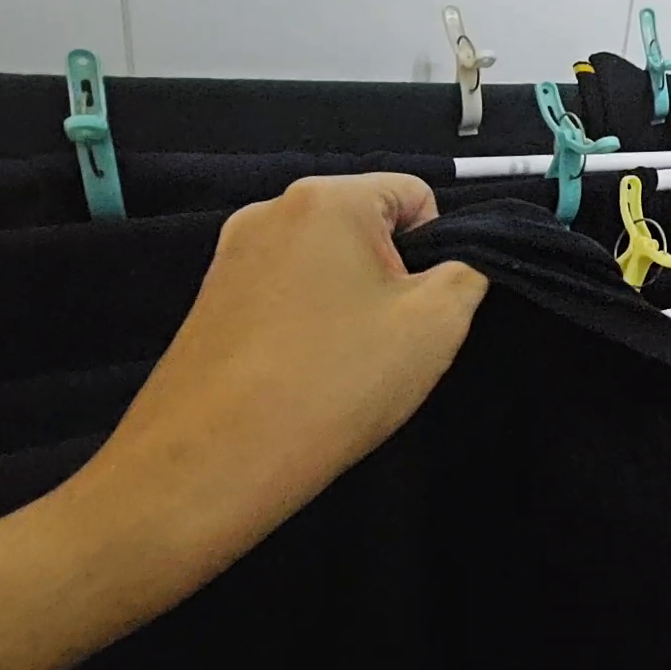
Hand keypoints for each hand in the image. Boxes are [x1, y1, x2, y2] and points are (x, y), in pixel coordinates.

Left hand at [83, 173, 489, 554]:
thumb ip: (470, 271)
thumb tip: (458, 263)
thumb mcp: (438, 322)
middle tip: (391, 337)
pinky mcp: (211, 300)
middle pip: (372, 226)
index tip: (420, 305)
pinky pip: (293, 290)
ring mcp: (232, 256)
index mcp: (325, 200)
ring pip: (334, 262)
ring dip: (357, 299)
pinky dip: (314, 319)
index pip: (417, 196)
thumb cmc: (333, 382)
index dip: (439, 248)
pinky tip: (307, 371)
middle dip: (395, 274)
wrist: (201, 473)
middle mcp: (270, 211)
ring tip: (347, 360)